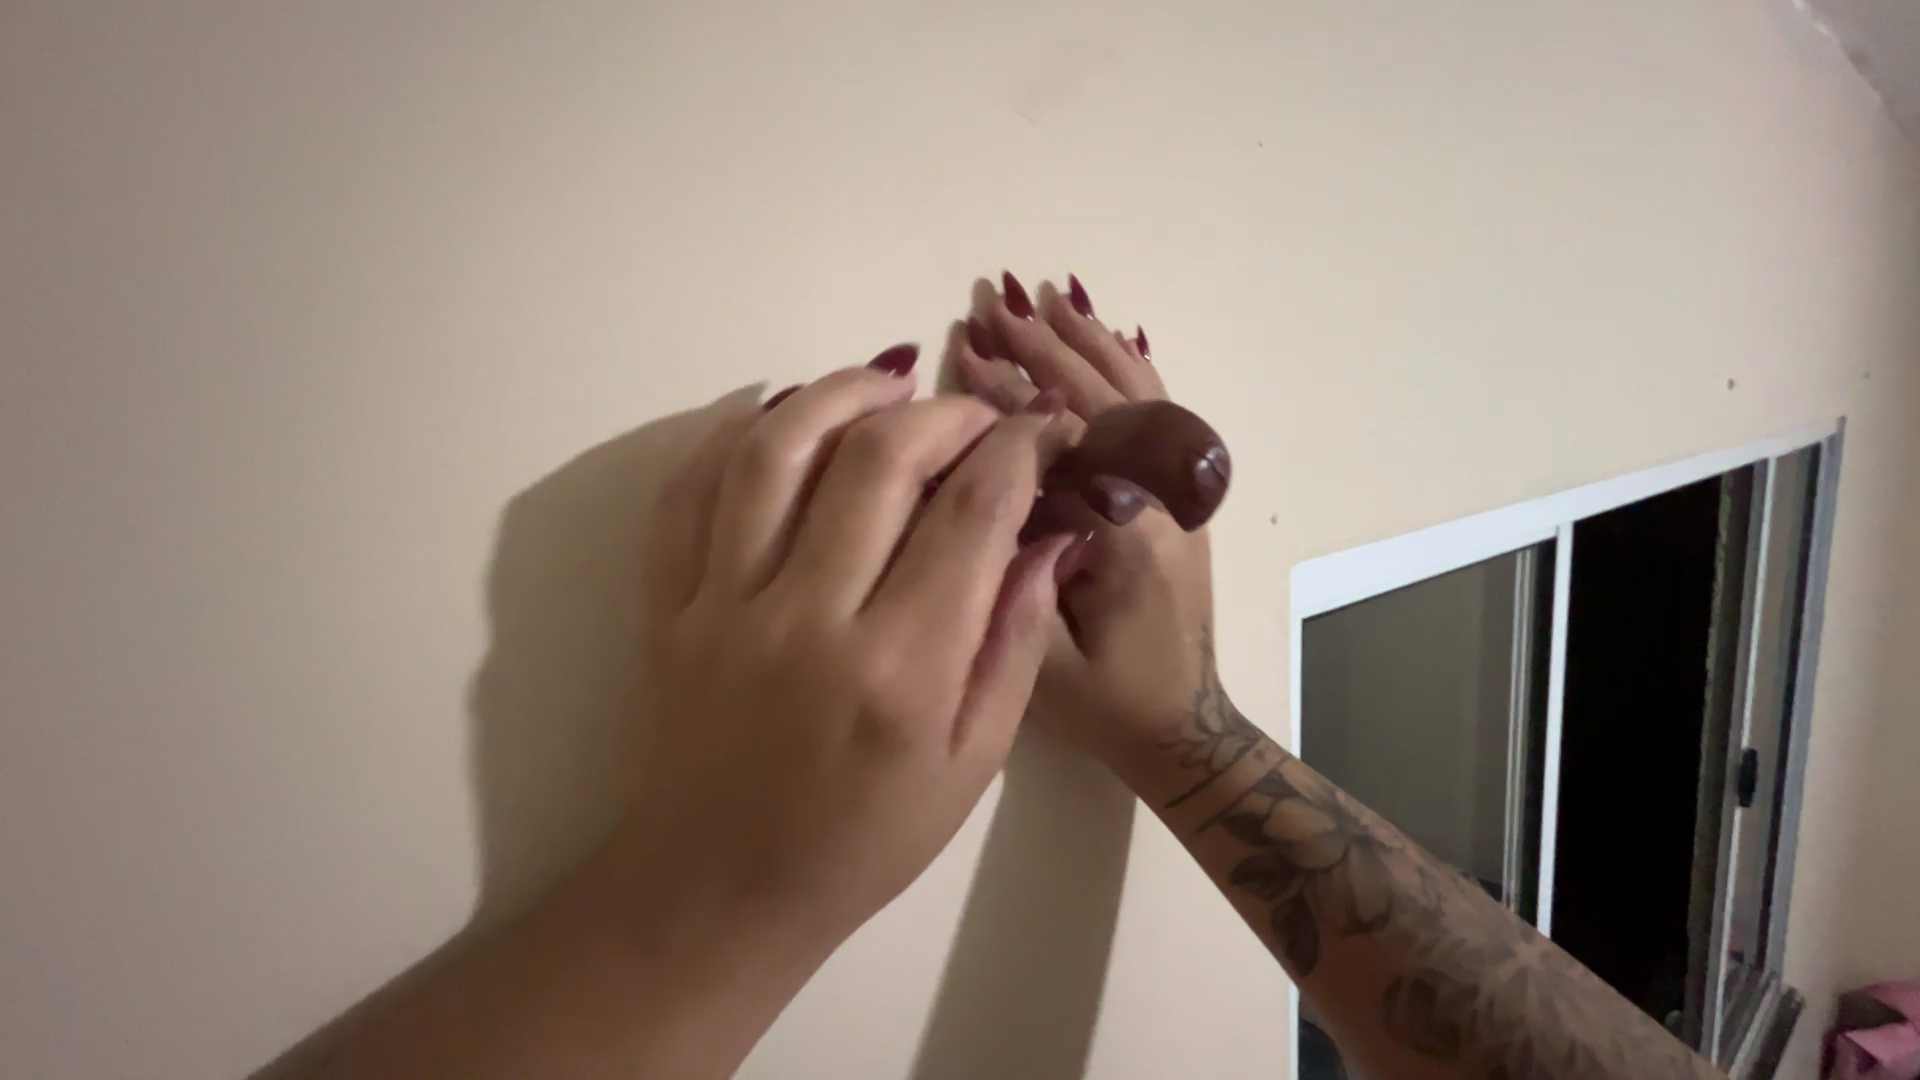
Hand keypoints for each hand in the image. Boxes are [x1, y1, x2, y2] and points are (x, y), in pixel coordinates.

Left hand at [614, 355, 1077, 958]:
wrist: (717, 890)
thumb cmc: (863, 840)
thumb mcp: (972, 765)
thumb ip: (1016, 643)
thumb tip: (1048, 537)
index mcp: (902, 671)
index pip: (973, 515)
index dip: (1018, 450)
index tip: (1040, 430)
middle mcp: (809, 620)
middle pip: (880, 460)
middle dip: (945, 413)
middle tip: (975, 414)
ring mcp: (722, 605)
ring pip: (775, 449)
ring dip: (839, 393)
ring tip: (886, 383)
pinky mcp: (667, 604)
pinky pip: (689, 488)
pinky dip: (735, 432)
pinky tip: (783, 416)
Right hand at [955, 275, 1217, 770]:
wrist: (1182, 728)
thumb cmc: (1106, 703)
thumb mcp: (1041, 660)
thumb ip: (1014, 571)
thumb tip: (986, 480)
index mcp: (1128, 536)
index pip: (1066, 439)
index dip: (1012, 392)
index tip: (966, 347)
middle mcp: (1166, 501)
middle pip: (1105, 401)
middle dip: (1046, 349)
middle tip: (994, 303)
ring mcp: (1183, 496)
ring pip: (1141, 397)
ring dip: (1091, 345)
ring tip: (1047, 300)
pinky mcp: (1183, 500)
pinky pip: (1162, 417)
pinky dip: (1131, 370)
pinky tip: (1105, 340)